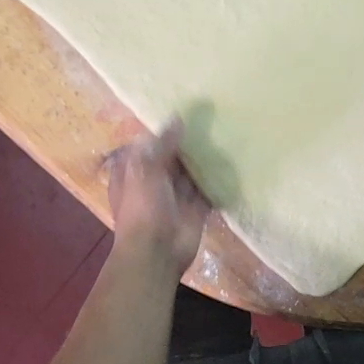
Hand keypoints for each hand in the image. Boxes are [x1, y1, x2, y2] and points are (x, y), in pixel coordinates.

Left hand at [103, 120, 212, 274]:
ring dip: (203, 159)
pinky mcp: (195, 210)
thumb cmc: (143, 208)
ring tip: (224, 133)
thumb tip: (178, 118)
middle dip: (187, 142)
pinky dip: (216, 180)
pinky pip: (207, 191)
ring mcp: (175, 197)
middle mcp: (153, 181)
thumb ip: (163, 143)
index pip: (146, 144)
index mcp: (133, 171)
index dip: (161, 130)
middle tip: (211, 117)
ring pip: (190, 173)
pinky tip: (230, 161)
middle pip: (171, 157)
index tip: (182, 110)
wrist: (157, 252)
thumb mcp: (146, 168)